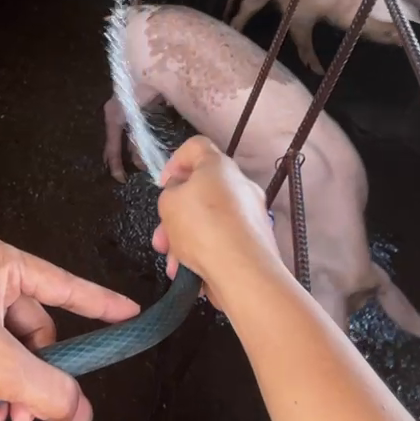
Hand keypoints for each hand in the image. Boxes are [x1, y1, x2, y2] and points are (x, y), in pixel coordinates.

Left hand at [0, 234, 138, 420]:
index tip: (130, 313)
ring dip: (10, 393)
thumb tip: (80, 410)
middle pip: (34, 331)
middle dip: (36, 379)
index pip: (61, 283)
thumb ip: (53, 390)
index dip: (98, 302)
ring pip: (7, 353)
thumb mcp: (3, 369)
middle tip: (29, 416)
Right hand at [151, 136, 283, 304]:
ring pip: (210, 220)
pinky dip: (206, 252)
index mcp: (219, 166)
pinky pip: (224, 241)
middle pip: (201, 190)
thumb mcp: (168, 202)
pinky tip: (190, 272)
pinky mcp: (258, 244)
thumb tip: (182, 195)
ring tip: (171, 261)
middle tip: (162, 235)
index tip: (164, 185)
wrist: (246, 274)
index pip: (195, 147)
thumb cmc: (202, 227)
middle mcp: (240, 186)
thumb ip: (170, 193)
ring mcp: (252, 216)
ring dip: (186, 238)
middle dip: (176, 214)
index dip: (174, 161)